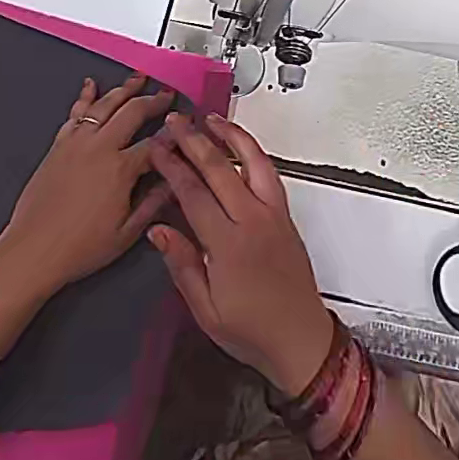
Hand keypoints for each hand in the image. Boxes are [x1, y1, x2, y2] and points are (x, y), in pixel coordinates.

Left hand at [0, 75, 174, 300]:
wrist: (33, 250)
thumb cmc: (78, 247)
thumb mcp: (127, 232)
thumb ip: (154, 203)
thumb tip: (174, 183)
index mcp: (121, 169)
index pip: (156, 142)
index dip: (174, 135)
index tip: (184, 128)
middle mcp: (99, 149)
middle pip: (133, 111)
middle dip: (154, 101)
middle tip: (166, 95)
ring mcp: (76, 144)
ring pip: (105, 105)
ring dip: (124, 89)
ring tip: (138, 78)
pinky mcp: (58, 146)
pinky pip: (76, 113)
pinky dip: (85, 97)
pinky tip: (91, 86)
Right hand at [146, 113, 336, 396]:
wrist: (301, 340)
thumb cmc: (251, 330)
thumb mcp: (205, 309)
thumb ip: (181, 264)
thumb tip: (157, 229)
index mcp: (228, 245)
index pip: (193, 194)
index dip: (172, 167)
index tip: (157, 149)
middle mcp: (253, 222)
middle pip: (219, 169)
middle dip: (194, 141)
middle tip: (175, 122)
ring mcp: (274, 215)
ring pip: (253, 162)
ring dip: (231, 136)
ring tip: (211, 119)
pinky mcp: (286, 217)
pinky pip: (270, 174)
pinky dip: (254, 153)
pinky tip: (241, 145)